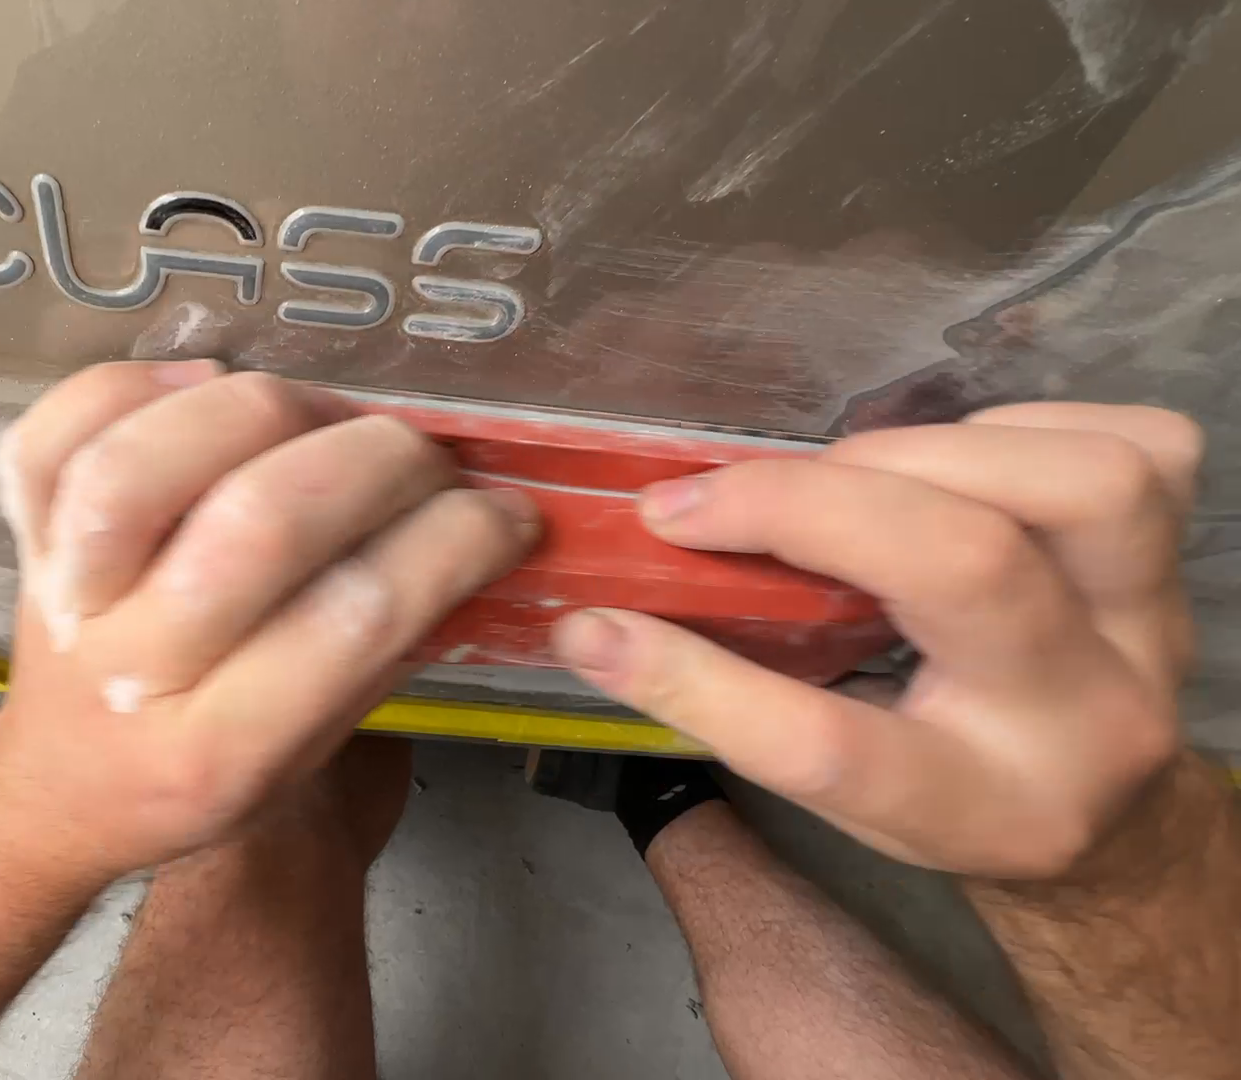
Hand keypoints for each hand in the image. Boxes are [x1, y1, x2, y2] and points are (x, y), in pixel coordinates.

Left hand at [0, 361, 535, 877]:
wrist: (59, 788)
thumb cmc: (199, 781)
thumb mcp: (309, 754)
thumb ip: (380, 651)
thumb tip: (467, 528)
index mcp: (219, 751)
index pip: (356, 617)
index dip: (452, 541)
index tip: (502, 511)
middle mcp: (131, 673)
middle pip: (259, 522)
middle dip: (377, 463)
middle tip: (424, 458)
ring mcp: (59, 601)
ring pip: (145, 463)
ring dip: (261, 411)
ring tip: (316, 421)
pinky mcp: (22, 544)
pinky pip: (51, 435)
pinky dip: (131, 385)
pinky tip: (198, 387)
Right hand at [552, 403, 1202, 878]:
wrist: (1103, 812)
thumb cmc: (929, 793)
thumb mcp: (816, 783)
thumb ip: (709, 700)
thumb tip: (586, 627)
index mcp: (973, 805)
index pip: (828, 748)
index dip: (695, 681)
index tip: (591, 626)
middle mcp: (1083, 716)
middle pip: (963, 570)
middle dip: (798, 510)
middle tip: (691, 506)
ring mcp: (1151, 624)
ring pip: (1078, 483)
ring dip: (911, 456)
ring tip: (825, 480)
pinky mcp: (1174, 556)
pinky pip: (1130, 446)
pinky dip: (1008, 433)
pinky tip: (934, 466)